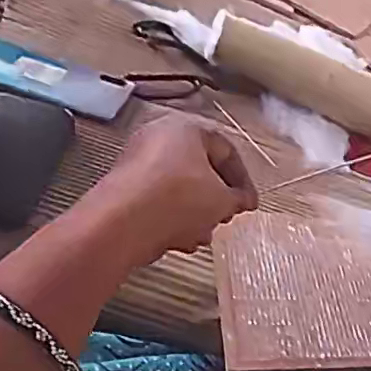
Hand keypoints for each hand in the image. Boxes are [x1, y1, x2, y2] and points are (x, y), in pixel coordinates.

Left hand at [84, 116, 258, 260]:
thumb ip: (237, 199)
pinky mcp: (123, 191)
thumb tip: (241, 201)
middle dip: (216, 198)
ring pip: (178, 189)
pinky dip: (172, 219)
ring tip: (202, 234)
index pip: (226, 149)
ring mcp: (137, 164)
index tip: (249, 204)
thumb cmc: (179, 199)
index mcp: (186, 129)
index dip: (243, 180)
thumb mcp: (221, 200)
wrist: (122, 223)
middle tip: (225, 217)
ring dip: (195, 213)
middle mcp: (158, 139)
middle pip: (199, 169)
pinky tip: (180, 241)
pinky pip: (157, 202)